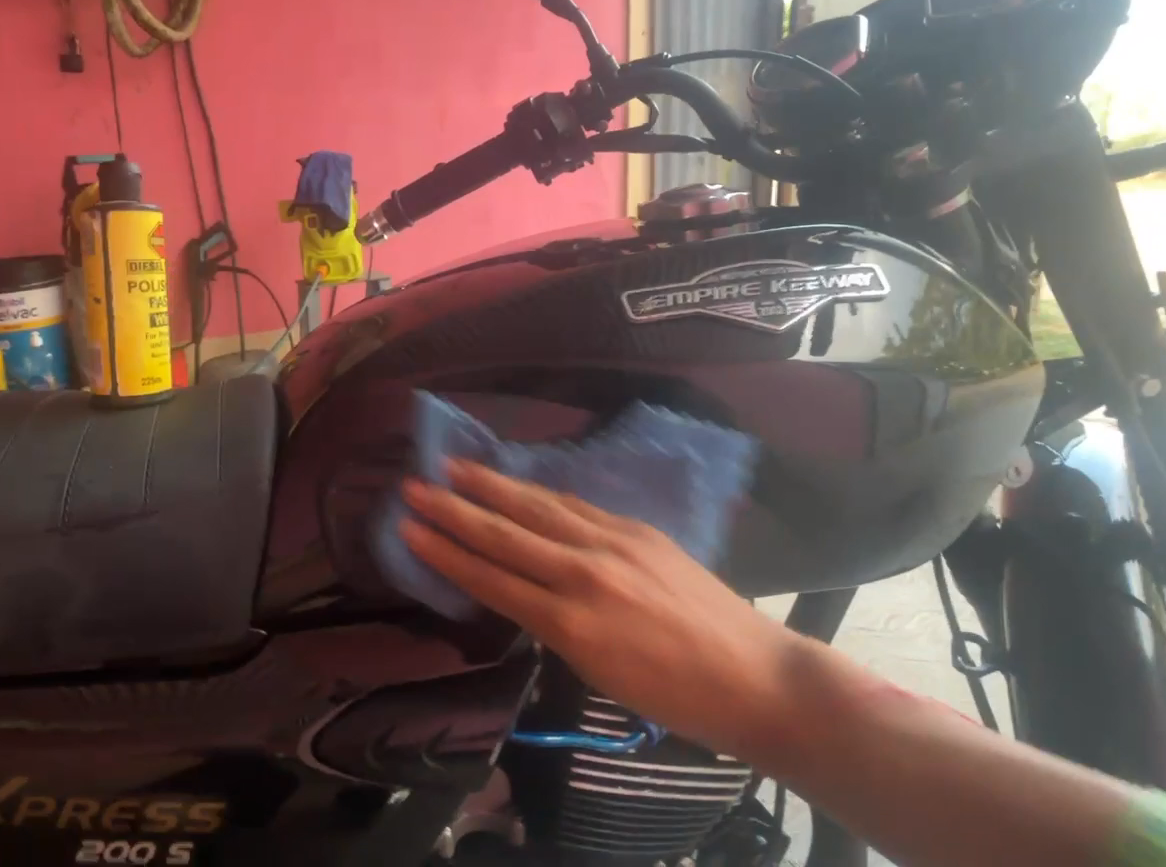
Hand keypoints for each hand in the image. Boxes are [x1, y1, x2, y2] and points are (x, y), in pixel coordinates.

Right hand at [400, 461, 802, 756]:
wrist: (756, 677)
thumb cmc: (674, 697)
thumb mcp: (597, 673)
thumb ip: (552, 624)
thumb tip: (518, 586)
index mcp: (571, 622)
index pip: (491, 578)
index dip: (445, 552)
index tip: (408, 527)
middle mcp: (585, 573)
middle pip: (505, 534)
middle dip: (454, 509)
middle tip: (412, 486)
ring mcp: (614, 544)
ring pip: (537, 508)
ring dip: (491, 486)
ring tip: (453, 467)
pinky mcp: (638, 530)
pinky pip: (576, 506)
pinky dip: (538, 493)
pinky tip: (518, 483)